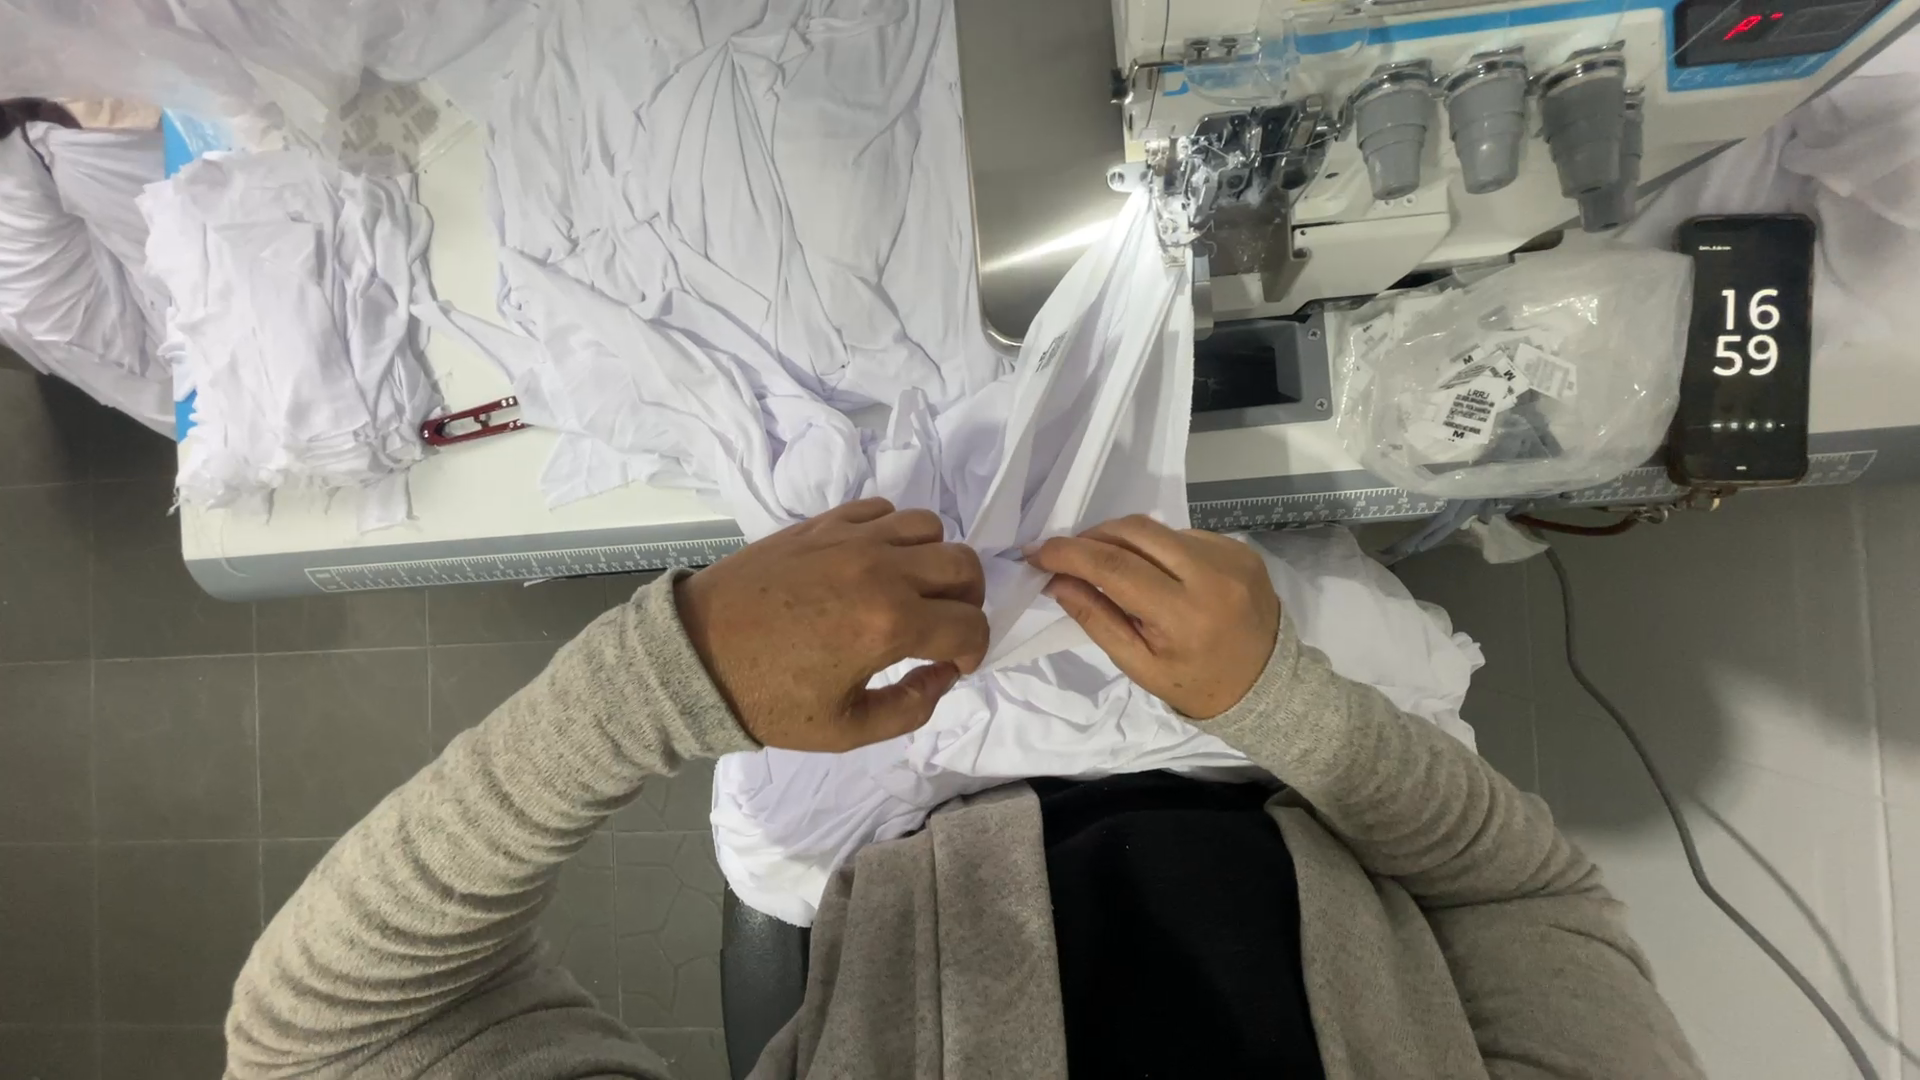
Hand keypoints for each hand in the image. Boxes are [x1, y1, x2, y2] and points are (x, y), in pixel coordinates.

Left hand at [675, 498, 988, 751]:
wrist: (694, 656)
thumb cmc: (767, 699)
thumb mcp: (845, 730)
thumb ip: (911, 708)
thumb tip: (944, 674)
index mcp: (888, 623)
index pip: (970, 625)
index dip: (975, 650)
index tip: (954, 665)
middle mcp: (880, 569)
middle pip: (964, 564)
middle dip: (969, 601)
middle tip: (944, 626)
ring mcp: (851, 538)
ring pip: (930, 526)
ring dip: (935, 560)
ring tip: (911, 589)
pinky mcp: (823, 522)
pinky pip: (883, 509)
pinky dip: (894, 533)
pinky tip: (874, 562)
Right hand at [1028, 516, 1279, 718]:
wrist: (1268, 686)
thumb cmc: (1195, 684)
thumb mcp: (1138, 664)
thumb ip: (1096, 618)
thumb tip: (1056, 580)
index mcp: (1184, 614)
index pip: (1115, 567)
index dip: (1070, 554)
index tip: (1037, 552)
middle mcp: (1211, 575)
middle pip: (1134, 532)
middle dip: (1091, 537)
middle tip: (1066, 554)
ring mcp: (1230, 555)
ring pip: (1156, 529)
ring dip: (1121, 539)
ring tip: (1104, 562)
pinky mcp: (1239, 548)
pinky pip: (1181, 534)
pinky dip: (1155, 546)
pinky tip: (1151, 569)